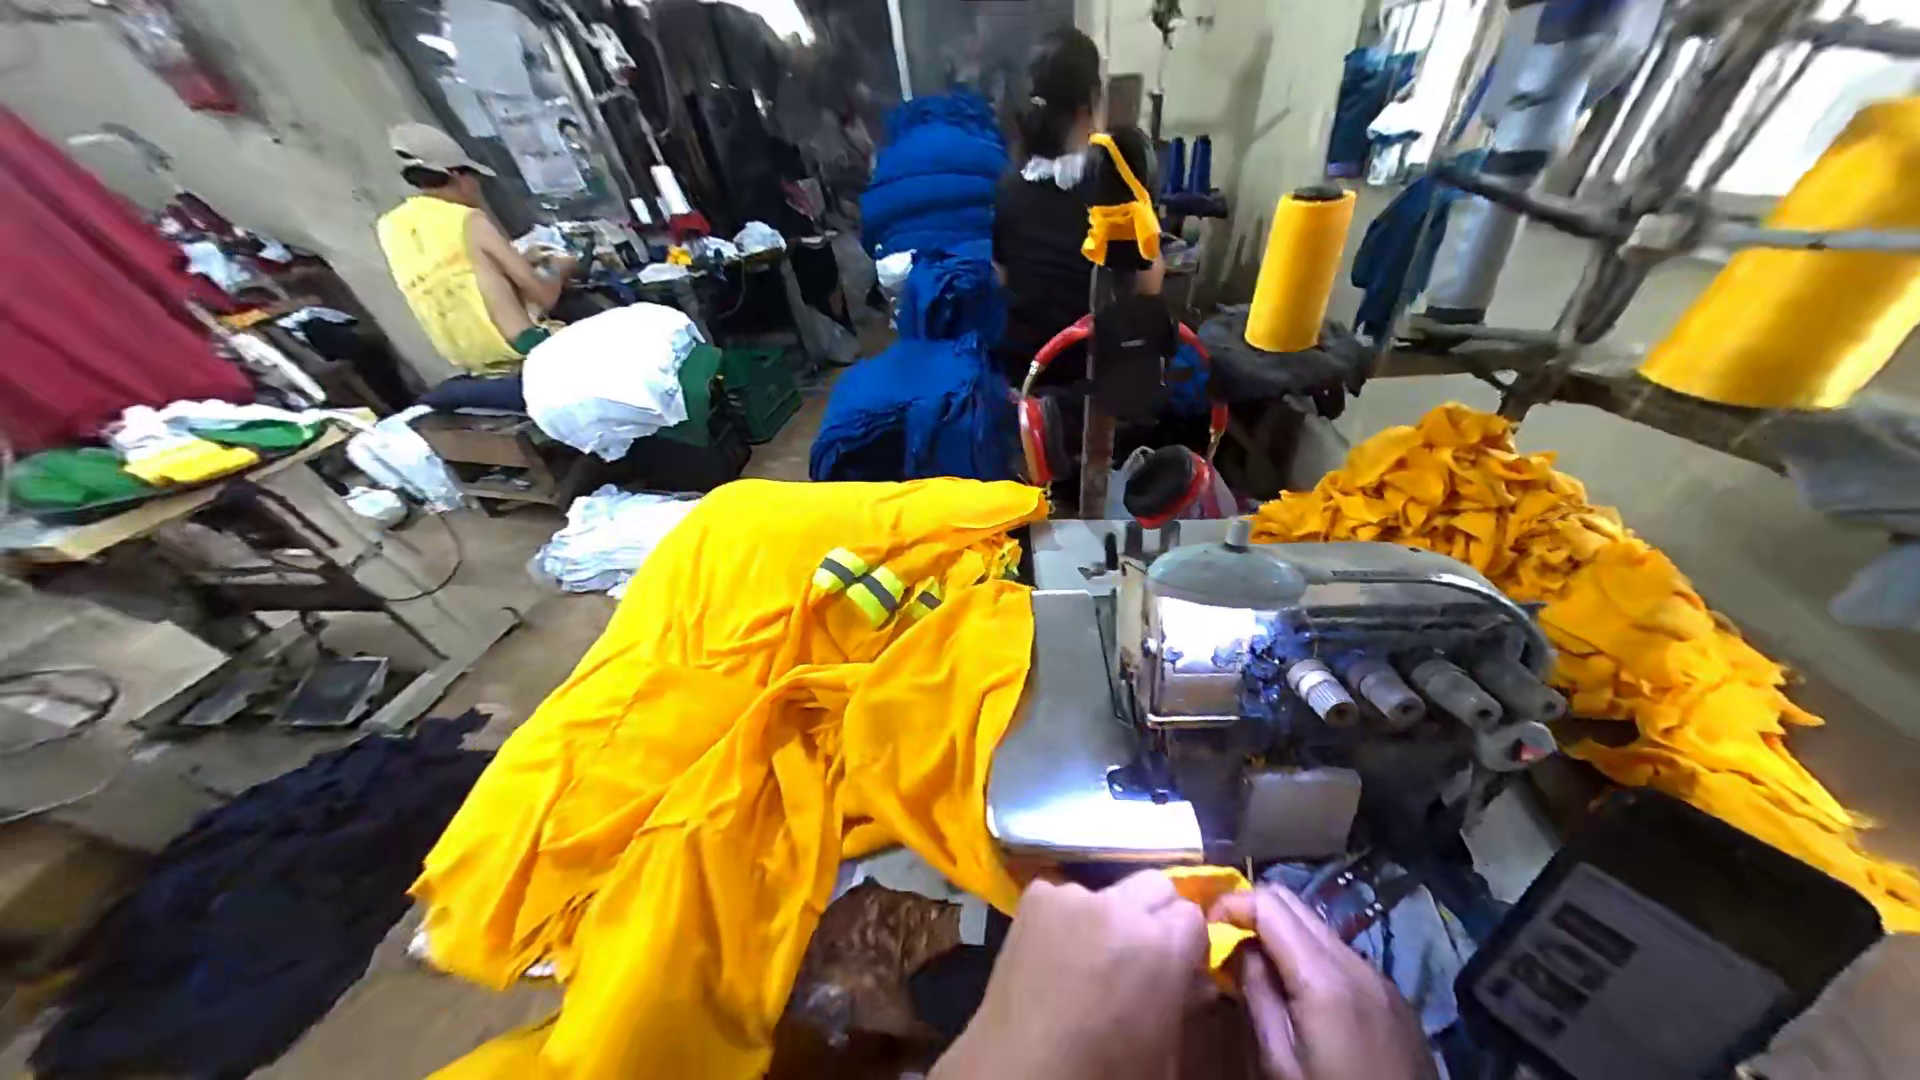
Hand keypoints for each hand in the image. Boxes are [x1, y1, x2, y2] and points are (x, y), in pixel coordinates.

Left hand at [932, 872, 1210, 1079]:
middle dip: (1155, 915)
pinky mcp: (1035, 896)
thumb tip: (1193, 978)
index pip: (1192, 914)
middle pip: (1154, 884)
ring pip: (1106, 892)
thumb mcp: (1164, 1051)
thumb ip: (1183, 1000)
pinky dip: (1064, 918)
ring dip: (1106, 917)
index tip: (1179, 965)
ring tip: (1086, 959)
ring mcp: (1072, 895)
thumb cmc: (1104, 1073)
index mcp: (1159, 945)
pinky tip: (1052, 954)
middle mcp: (1118, 906)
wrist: (1021, 1071)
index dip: (1187, 942)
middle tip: (1139, 956)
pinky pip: (1061, 896)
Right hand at [1212, 885, 1435, 1079]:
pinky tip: (1301, 993)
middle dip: (1253, 911)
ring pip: (1316, 926)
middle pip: (1292, 903)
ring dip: (1281, 933)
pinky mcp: (1394, 1000)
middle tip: (1226, 940)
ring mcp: (1380, 980)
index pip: (1267, 903)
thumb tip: (1241, 949)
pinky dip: (1309, 955)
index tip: (1207, 927)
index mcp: (1325, 977)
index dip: (1231, 904)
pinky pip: (1340, 955)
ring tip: (1261, 969)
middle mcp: (1356, 963)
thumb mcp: (1280, 1063)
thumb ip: (1257, 993)